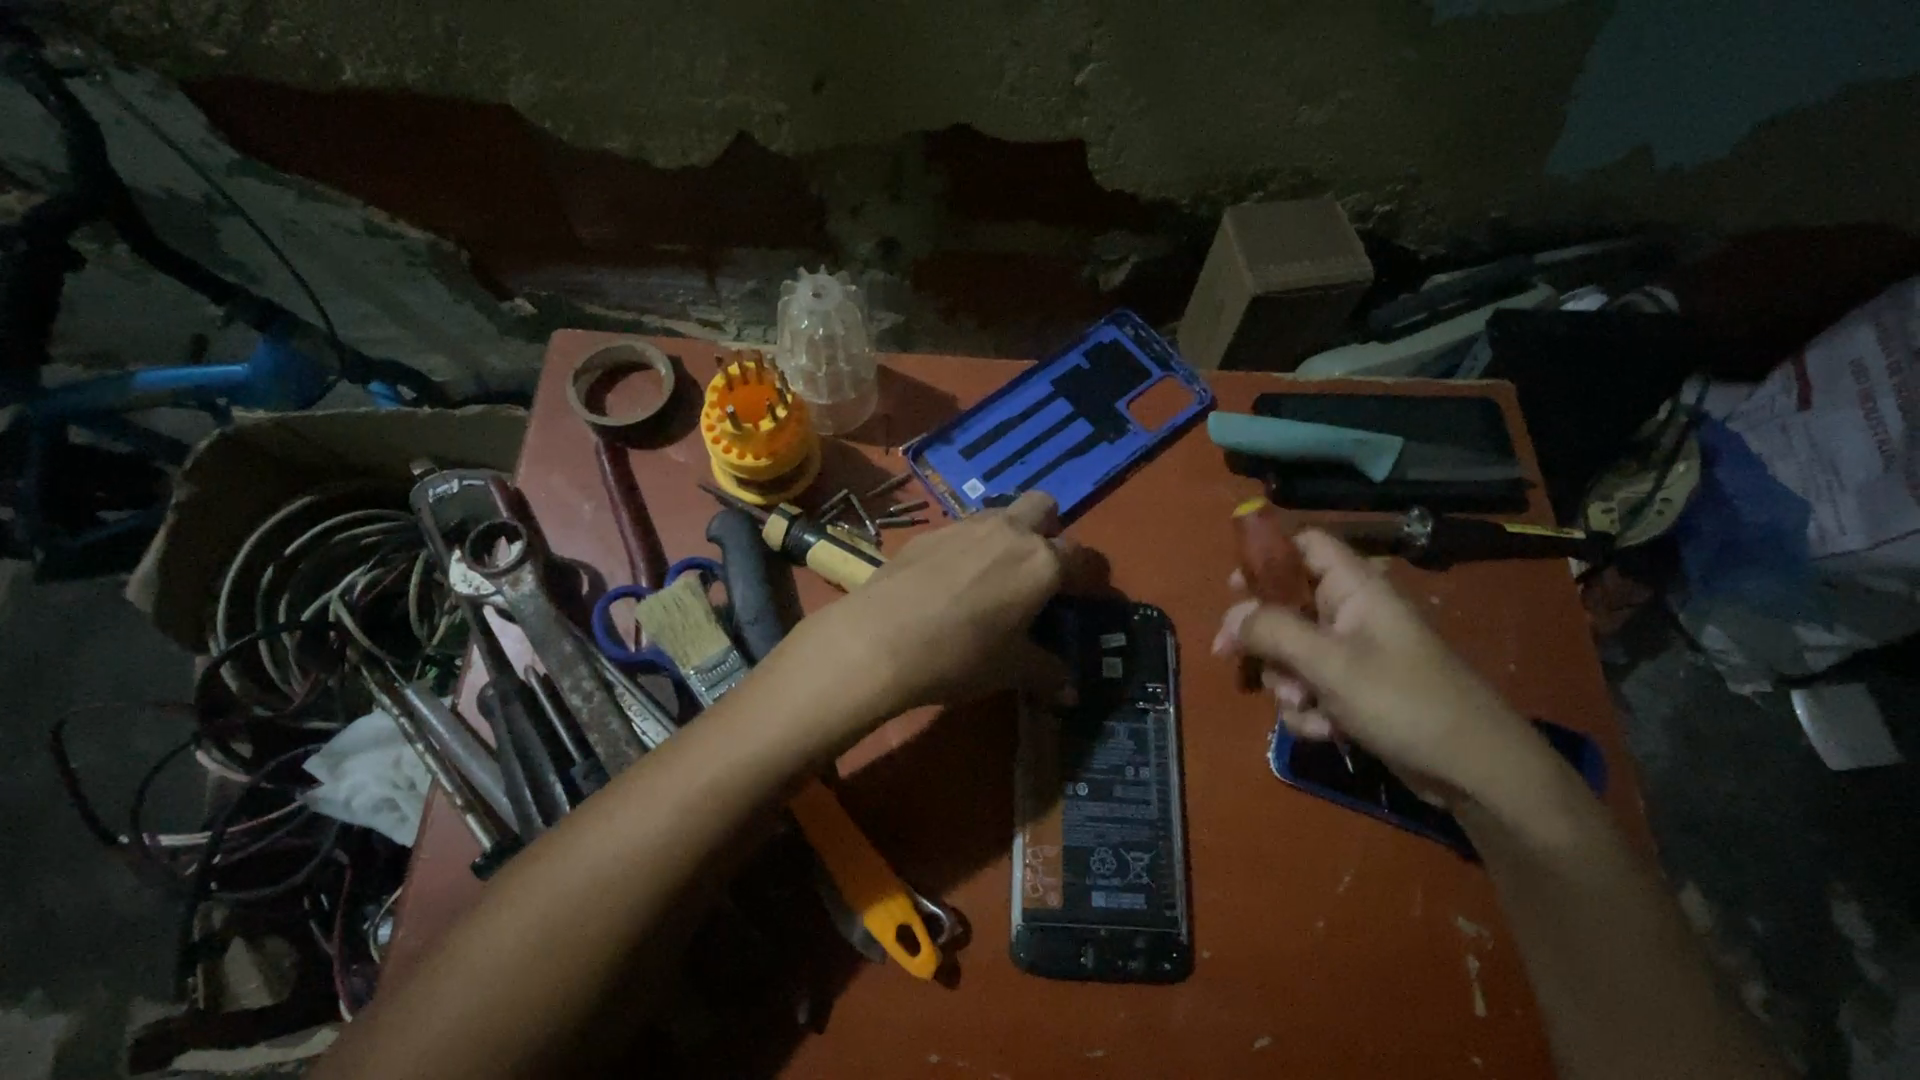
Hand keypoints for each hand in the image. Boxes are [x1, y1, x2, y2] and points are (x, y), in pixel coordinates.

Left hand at [793, 492, 1078, 717]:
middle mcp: (1009, 531)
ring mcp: (966, 526)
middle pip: (1043, 506)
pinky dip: (966, 548)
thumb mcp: (1010, 670)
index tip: (1073, 599)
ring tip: (989, 578)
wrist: (878, 640)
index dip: (1082, 577)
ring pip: (1000, 513)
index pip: (1080, 555)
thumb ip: (1047, 673)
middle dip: (1047, 530)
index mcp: (1042, 562)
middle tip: (1034, 571)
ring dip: (1005, 536)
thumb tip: (1069, 690)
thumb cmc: (960, 656)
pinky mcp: (928, 532)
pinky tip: (947, 583)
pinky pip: (961, 530)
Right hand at [1213, 528, 1537, 802]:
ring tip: (1303, 706)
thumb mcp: (1330, 663)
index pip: (1308, 546)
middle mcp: (1352, 615)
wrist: (1471, 769)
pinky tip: (1323, 730)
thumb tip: (1231, 617)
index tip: (1234, 586)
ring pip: (1291, 654)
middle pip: (1286, 605)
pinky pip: (1310, 690)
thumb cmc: (1403, 701)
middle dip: (1264, 639)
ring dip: (1285, 682)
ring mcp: (1354, 656)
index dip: (1269, 556)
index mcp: (1356, 589)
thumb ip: (1273, 632)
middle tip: (1233, 656)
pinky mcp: (1354, 694)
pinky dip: (1308, 710)